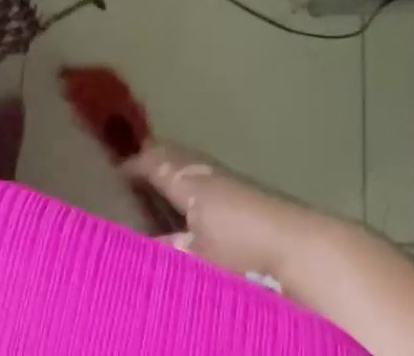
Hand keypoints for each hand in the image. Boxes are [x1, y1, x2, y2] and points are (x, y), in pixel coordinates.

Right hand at [121, 140, 332, 280]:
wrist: (301, 246)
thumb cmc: (241, 249)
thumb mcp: (194, 258)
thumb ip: (162, 253)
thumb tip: (131, 250)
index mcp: (190, 180)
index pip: (154, 162)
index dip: (133, 165)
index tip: (112, 172)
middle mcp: (209, 172)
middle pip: (174, 157)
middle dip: (152, 161)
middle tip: (132, 173)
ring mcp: (232, 181)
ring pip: (194, 167)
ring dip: (174, 172)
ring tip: (158, 188)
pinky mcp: (249, 196)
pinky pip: (208, 180)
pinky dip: (192, 185)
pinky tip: (193, 209)